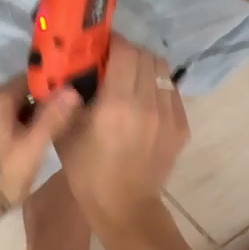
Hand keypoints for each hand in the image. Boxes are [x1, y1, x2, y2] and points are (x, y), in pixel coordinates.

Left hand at [0, 78, 79, 220]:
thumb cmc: (3, 176)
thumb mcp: (33, 146)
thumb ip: (53, 116)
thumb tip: (73, 89)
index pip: (31, 78)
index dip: (54, 85)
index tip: (74, 96)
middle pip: (20, 91)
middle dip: (43, 102)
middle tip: (68, 116)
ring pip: (11, 105)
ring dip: (31, 114)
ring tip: (55, 128)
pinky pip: (1, 116)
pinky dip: (17, 122)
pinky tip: (32, 138)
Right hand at [55, 35, 188, 222]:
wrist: (124, 206)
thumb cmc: (87, 172)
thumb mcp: (66, 133)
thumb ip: (69, 98)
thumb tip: (71, 69)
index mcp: (116, 105)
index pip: (124, 52)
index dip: (112, 43)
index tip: (100, 47)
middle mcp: (147, 104)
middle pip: (146, 55)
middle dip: (128, 52)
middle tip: (112, 61)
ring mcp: (169, 115)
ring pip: (162, 69)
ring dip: (144, 66)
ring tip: (130, 78)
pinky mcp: (181, 126)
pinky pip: (171, 90)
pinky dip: (156, 86)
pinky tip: (143, 100)